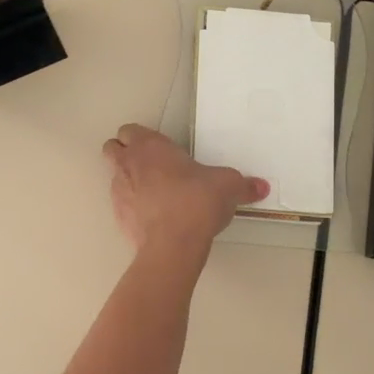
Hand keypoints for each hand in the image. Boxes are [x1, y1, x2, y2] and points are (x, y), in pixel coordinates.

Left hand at [102, 125, 268, 250]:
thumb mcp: (228, 187)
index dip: (139, 137)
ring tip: (153, 192)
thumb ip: (244, 185)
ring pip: (113, 176)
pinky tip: (152, 216)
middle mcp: (128, 164)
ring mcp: (118, 191)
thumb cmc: (198, 201)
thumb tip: (262, 187)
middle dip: (124, 152)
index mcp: (149, 146)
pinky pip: (120, 204)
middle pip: (111, 148)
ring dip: (127, 179)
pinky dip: (132, 206)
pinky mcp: (118, 217)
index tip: (159, 148)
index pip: (128, 130)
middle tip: (149, 164)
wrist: (174, 243)